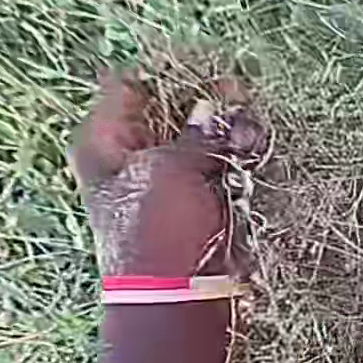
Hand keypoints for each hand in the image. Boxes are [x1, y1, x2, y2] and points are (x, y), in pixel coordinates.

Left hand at [70, 71, 265, 277]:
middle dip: (206, 103)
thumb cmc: (156, 229)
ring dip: (227, 131)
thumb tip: (225, 108)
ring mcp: (170, 181)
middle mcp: (135, 158)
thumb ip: (199, 135)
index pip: (131, 87)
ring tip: (253, 124)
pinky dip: (237, 157)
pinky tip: (256, 147)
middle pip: (171, 113)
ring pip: (201, 141)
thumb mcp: (170, 172)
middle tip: (242, 94)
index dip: (168, 73)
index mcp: (106, 143)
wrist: (179, 294)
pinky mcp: (200, 203)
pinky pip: (220, 168)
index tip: (207, 67)